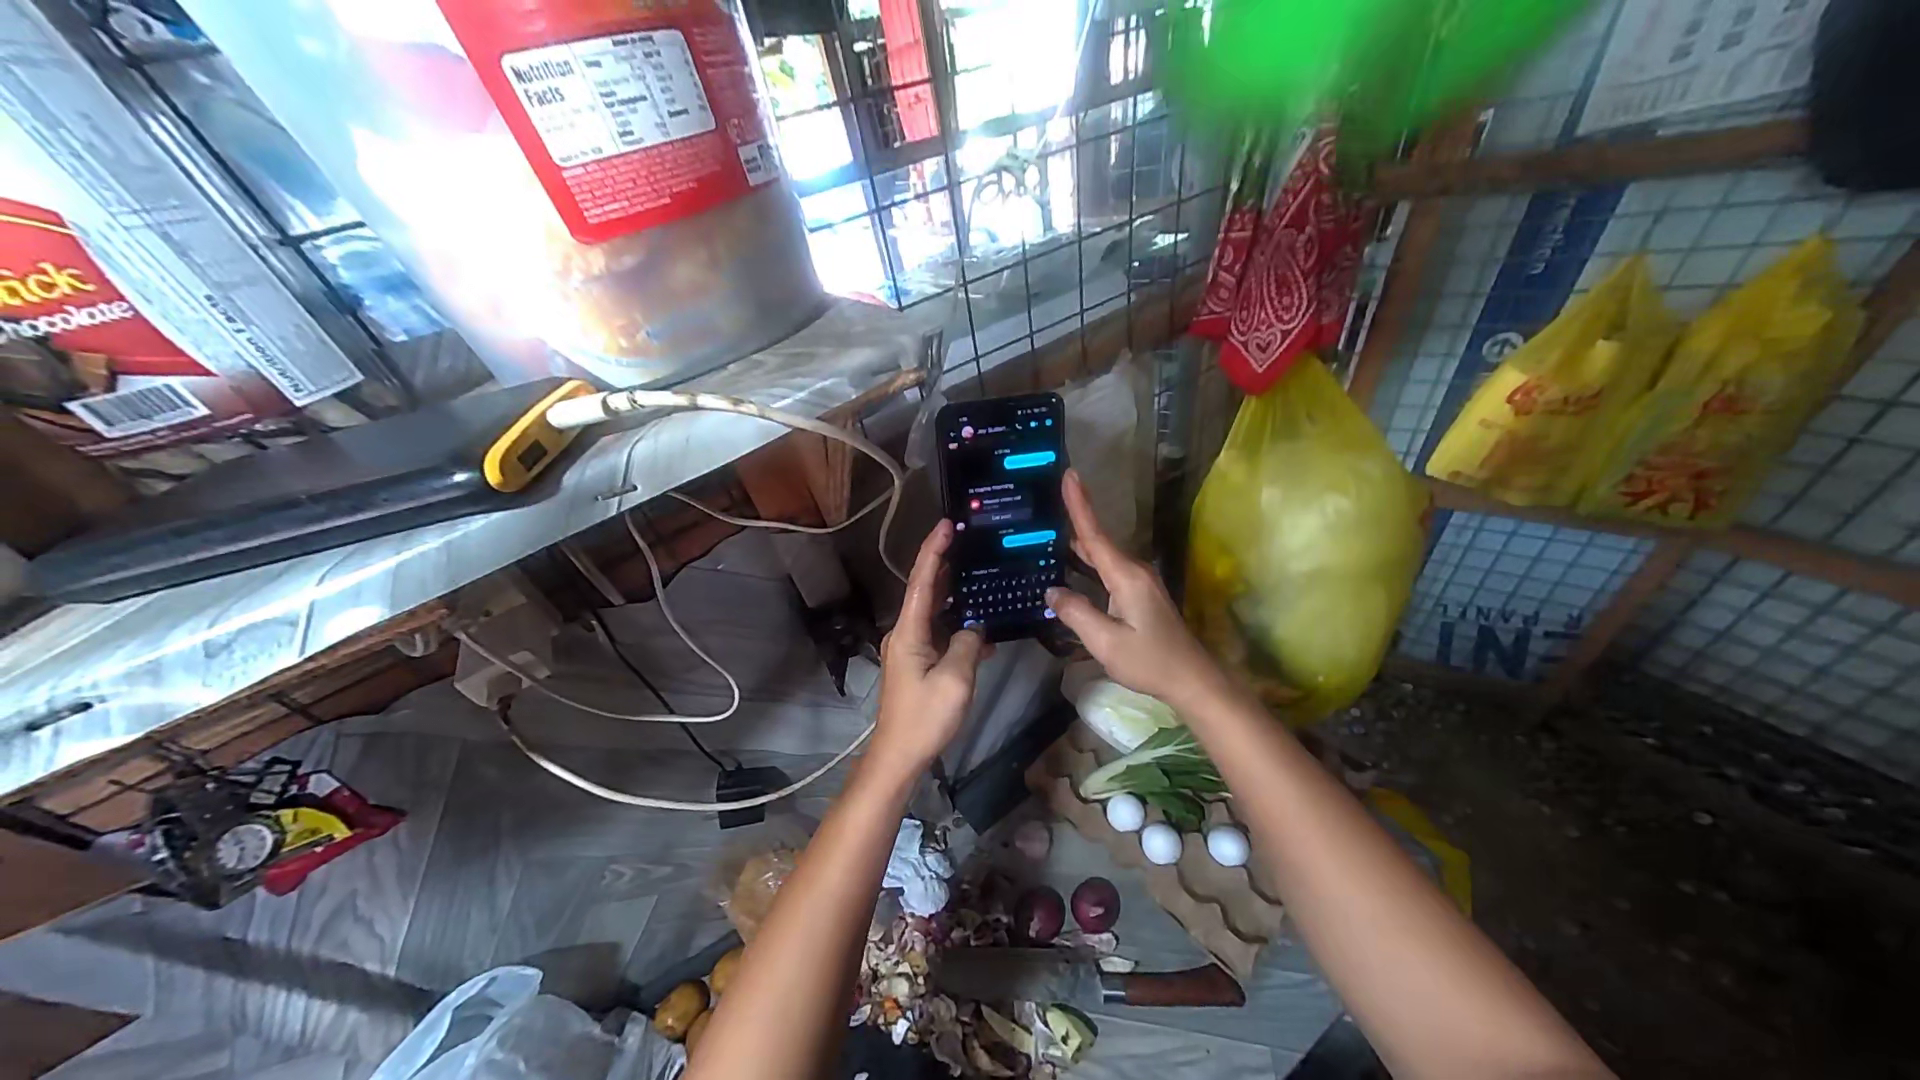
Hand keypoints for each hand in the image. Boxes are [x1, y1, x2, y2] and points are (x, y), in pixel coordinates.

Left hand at [871, 521, 986, 775]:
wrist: (899, 755)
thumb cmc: (925, 717)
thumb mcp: (955, 679)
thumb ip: (967, 644)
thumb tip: (973, 628)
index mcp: (909, 631)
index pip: (923, 580)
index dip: (934, 550)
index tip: (946, 524)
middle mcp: (905, 633)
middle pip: (926, 590)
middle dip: (945, 564)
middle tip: (969, 542)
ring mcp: (909, 649)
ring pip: (934, 611)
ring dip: (954, 594)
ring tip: (979, 575)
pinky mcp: (916, 663)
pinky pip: (938, 633)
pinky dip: (957, 625)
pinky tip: (981, 628)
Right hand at [1047, 469, 1228, 711]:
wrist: (1191, 679)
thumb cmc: (1149, 661)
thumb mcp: (1105, 641)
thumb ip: (1076, 613)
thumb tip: (1052, 592)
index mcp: (1125, 576)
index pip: (1095, 534)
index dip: (1080, 504)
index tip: (1069, 473)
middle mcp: (1134, 571)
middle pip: (1098, 540)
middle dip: (1074, 518)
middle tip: (1044, 503)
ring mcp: (1139, 581)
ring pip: (1102, 555)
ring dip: (1079, 542)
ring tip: (1049, 531)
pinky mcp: (1140, 593)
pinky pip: (1108, 568)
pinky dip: (1088, 561)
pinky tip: (1072, 565)